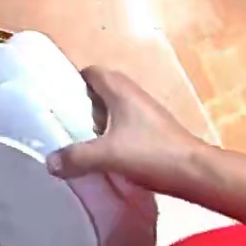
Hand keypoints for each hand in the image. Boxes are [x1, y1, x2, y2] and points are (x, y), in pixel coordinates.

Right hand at [46, 67, 209, 191]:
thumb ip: (77, 157)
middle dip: (84, 103)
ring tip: (84, 140)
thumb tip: (48, 162)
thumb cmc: (151, 153)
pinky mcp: (154, 127)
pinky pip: (125, 121)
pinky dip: (113, 131)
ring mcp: (145, 109)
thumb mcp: (109, 156)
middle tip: (68, 123)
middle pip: (100, 89)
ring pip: (113, 106)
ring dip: (99, 119)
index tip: (60, 101)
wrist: (196, 172)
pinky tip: (108, 153)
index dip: (74, 82)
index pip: (90, 72)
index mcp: (119, 88)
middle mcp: (131, 92)